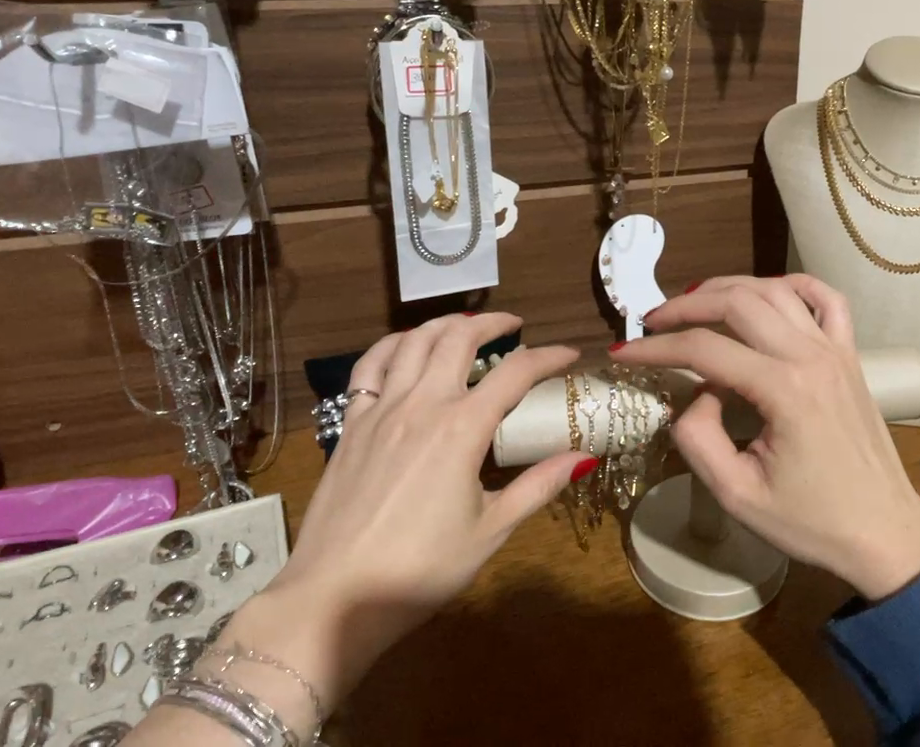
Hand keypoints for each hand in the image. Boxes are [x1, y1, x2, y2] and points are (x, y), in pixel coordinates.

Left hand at [221, 314, 589, 718]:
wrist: (335, 597)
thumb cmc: (420, 570)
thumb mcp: (490, 532)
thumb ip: (538, 487)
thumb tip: (584, 457)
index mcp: (462, 428)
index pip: (516, 373)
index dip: (549, 357)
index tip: (571, 355)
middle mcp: (422, 404)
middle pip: (459, 338)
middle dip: (493, 322)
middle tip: (514, 326)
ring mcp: (381, 410)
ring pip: (414, 341)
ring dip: (445, 325)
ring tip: (465, 328)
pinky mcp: (351, 425)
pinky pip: (370, 367)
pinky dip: (393, 345)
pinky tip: (406, 347)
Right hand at [618, 277, 919, 600]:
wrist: (886, 535)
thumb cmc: (812, 523)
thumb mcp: (738, 495)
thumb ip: (699, 438)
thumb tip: (693, 394)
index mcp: (783, 390)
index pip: (705, 349)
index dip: (656, 347)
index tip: (623, 352)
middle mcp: (810, 356)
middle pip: (738, 302)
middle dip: (685, 306)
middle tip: (652, 322)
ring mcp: (836, 350)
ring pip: (775, 289)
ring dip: (728, 288)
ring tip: (693, 304)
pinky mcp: (851, 355)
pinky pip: (825, 298)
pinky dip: (792, 284)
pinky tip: (766, 292)